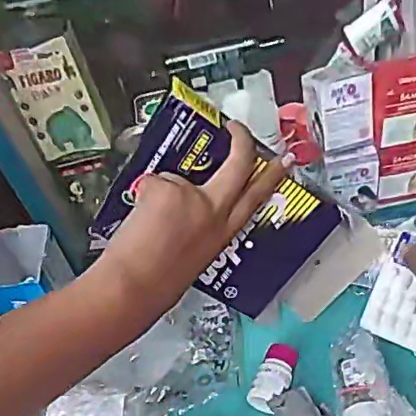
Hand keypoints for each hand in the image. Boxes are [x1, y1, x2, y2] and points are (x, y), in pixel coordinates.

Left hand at [88, 121, 287, 318]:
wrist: (133, 286)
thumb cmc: (158, 283)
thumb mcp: (196, 256)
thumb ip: (201, 228)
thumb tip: (190, 214)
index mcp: (223, 233)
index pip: (256, 197)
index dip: (272, 175)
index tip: (281, 159)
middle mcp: (213, 212)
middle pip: (239, 165)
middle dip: (242, 141)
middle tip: (237, 129)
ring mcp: (190, 196)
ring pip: (178, 180)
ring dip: (163, 195)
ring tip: (148, 224)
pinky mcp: (164, 187)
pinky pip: (153, 183)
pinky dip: (143, 197)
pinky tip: (138, 221)